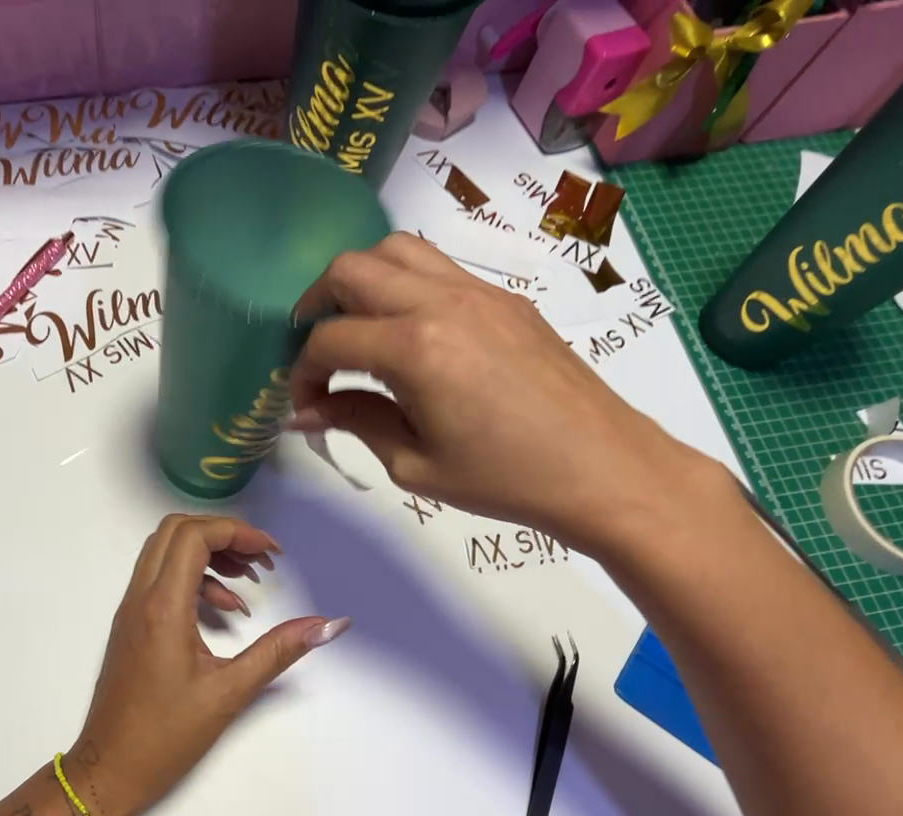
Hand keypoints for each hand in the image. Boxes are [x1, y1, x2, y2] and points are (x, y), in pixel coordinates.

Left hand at [65, 514, 348, 815]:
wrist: (109, 770)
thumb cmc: (166, 736)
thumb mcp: (230, 692)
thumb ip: (280, 650)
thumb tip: (330, 624)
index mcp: (163, 608)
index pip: (193, 536)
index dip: (237, 533)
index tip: (272, 554)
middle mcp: (140, 599)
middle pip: (175, 532)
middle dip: (223, 536)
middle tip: (260, 561)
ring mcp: (130, 611)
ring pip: (164, 553)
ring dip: (208, 556)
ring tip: (249, 584)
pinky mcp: (131, 626)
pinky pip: (160, 581)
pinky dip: (194, 580)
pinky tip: (226, 613)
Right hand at [285, 233, 723, 555]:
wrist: (601, 466)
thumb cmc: (504, 479)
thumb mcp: (414, 464)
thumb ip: (355, 422)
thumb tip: (306, 410)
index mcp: (415, 349)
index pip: (331, 339)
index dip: (301, 372)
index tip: (302, 403)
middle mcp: (442, 302)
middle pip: (352, 269)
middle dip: (316, 304)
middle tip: (313, 348)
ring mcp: (478, 291)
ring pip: (396, 249)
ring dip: (360, 280)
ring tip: (354, 324)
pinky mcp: (504, 297)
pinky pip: (438, 266)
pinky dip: (403, 283)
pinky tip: (406, 330)